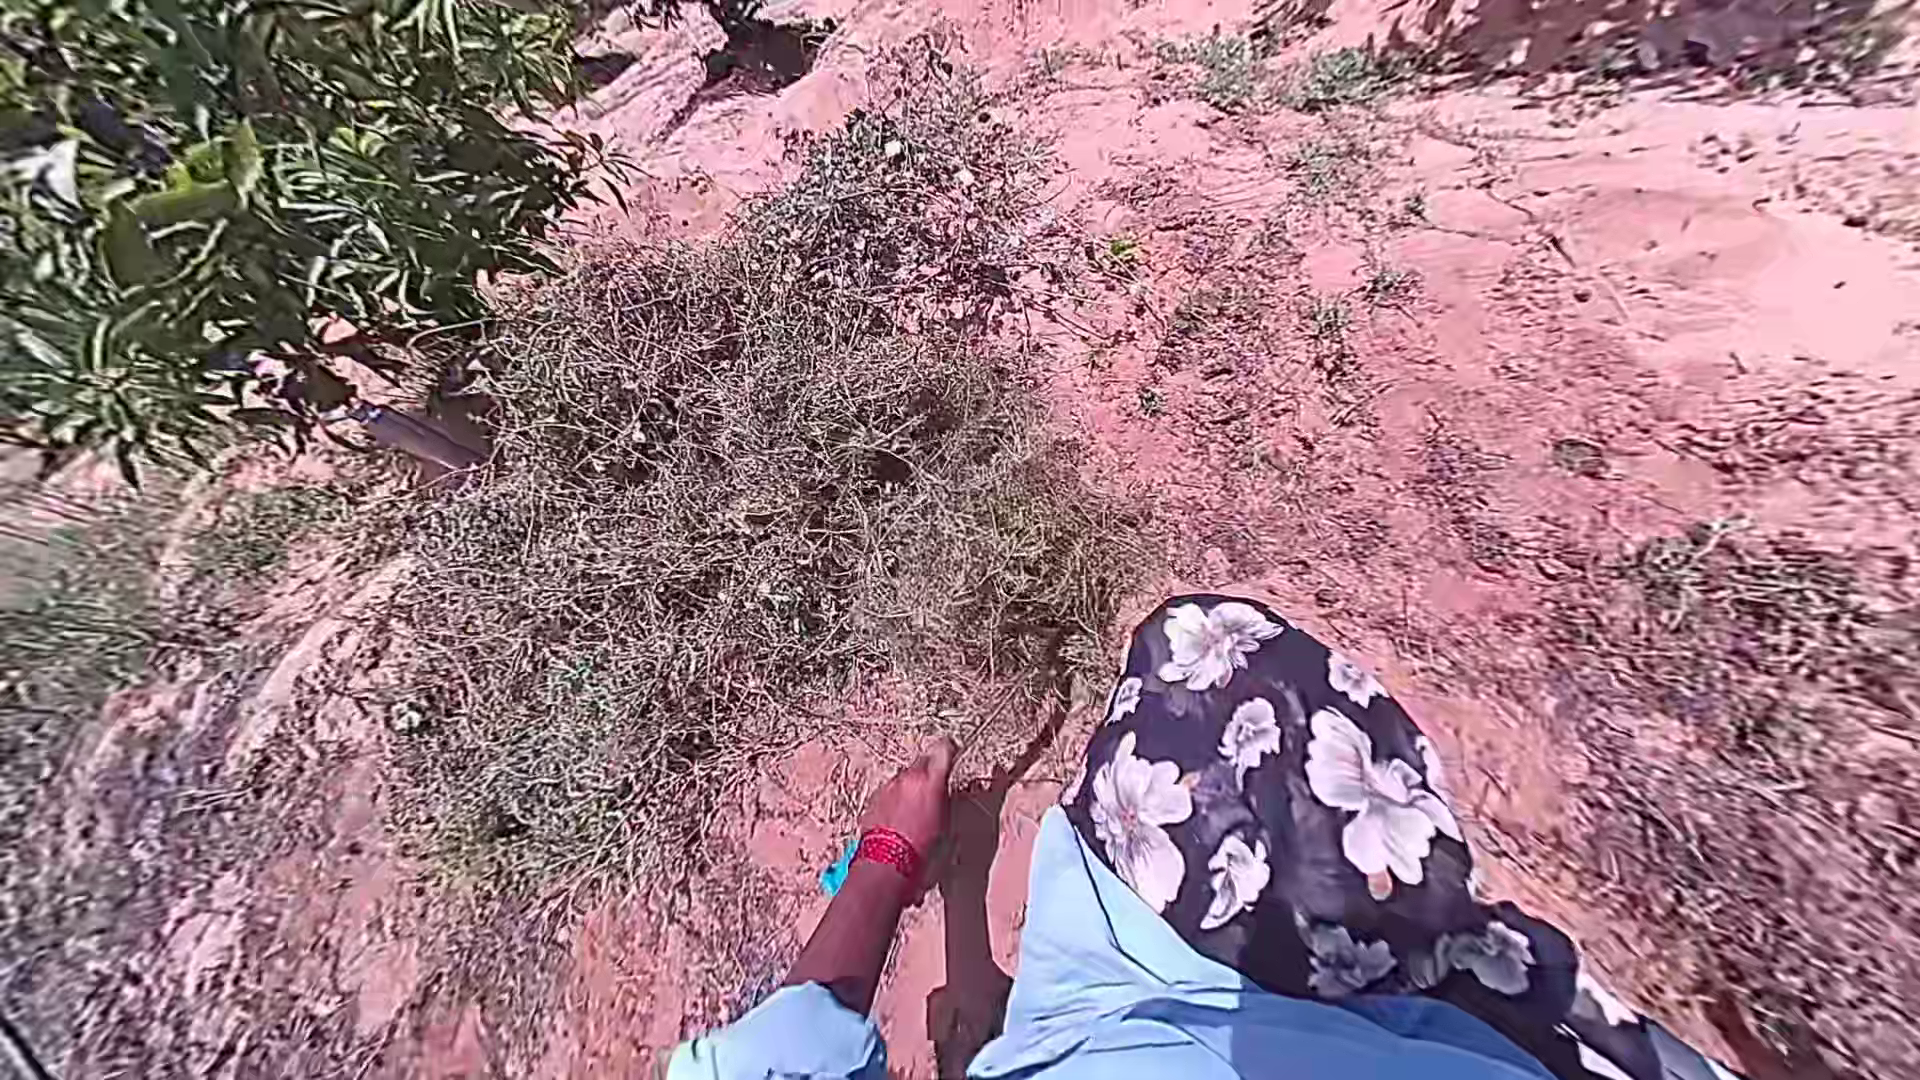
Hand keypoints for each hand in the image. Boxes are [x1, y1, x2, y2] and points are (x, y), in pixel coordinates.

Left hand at [858, 737, 956, 858]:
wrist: (887, 866)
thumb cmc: (920, 852)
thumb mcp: (946, 824)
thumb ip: (945, 798)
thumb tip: (945, 792)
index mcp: (932, 781)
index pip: (944, 750)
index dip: (948, 749)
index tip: (951, 751)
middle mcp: (909, 778)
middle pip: (922, 761)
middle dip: (928, 770)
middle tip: (933, 786)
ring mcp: (890, 786)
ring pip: (904, 777)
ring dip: (910, 786)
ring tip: (915, 809)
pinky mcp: (875, 797)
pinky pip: (889, 790)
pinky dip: (895, 798)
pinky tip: (899, 817)